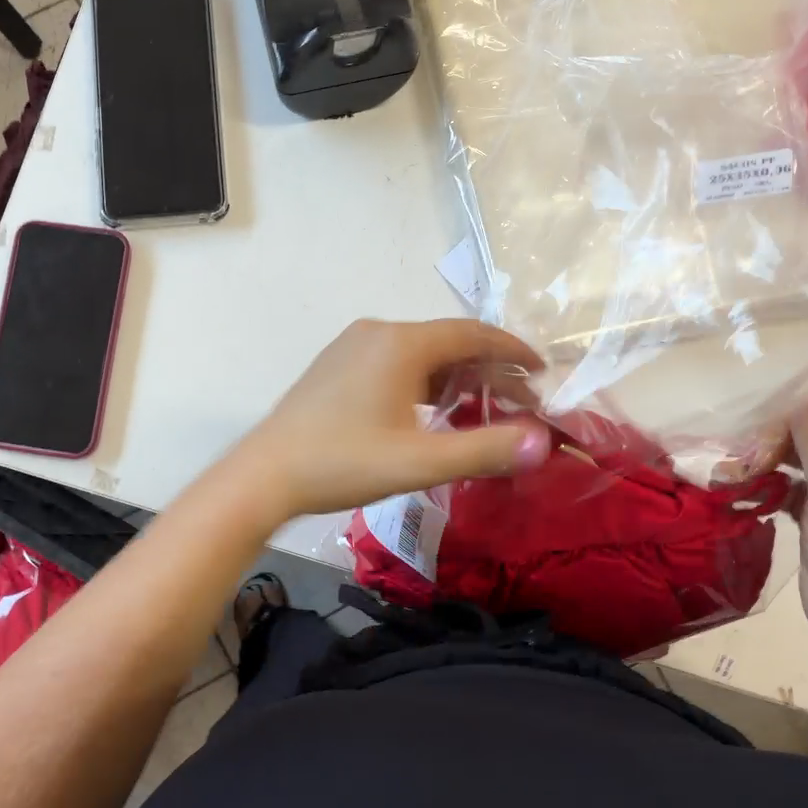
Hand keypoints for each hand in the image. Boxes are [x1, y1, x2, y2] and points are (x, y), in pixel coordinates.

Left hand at [225, 319, 551, 518]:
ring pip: (420, 355)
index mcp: (400, 343)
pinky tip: (433, 415)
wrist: (264, 475)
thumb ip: (484, 450)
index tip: (542, 373)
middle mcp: (376, 332)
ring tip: (483, 412)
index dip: (513, 352)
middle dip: (488, 371)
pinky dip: (423, 385)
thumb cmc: (342, 463)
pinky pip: (394, 365)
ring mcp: (351, 348)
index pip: (473, 334)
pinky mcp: (335, 367)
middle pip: (448, 343)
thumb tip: (543, 444)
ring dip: (455, 380)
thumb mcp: (419, 462)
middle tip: (520, 404)